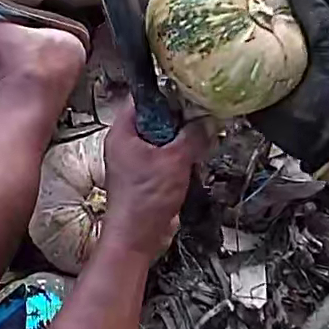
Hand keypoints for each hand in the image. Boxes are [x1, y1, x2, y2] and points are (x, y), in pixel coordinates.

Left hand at [101, 105, 206, 259]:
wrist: (137, 237)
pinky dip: (179, 157)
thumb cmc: (142, 201)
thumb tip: (205, 122)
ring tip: (198, 142)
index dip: (165, 93)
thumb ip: (193, 136)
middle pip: (156, 118)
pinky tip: (192, 161)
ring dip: (182, 141)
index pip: (142, 98)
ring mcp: (136, 160)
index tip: (187, 92)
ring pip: (163, 138)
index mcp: (123, 132)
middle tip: (198, 119)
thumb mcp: (175, 160)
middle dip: (179, 120)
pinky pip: (165, 157)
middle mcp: (126, 143)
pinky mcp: (146, 175)